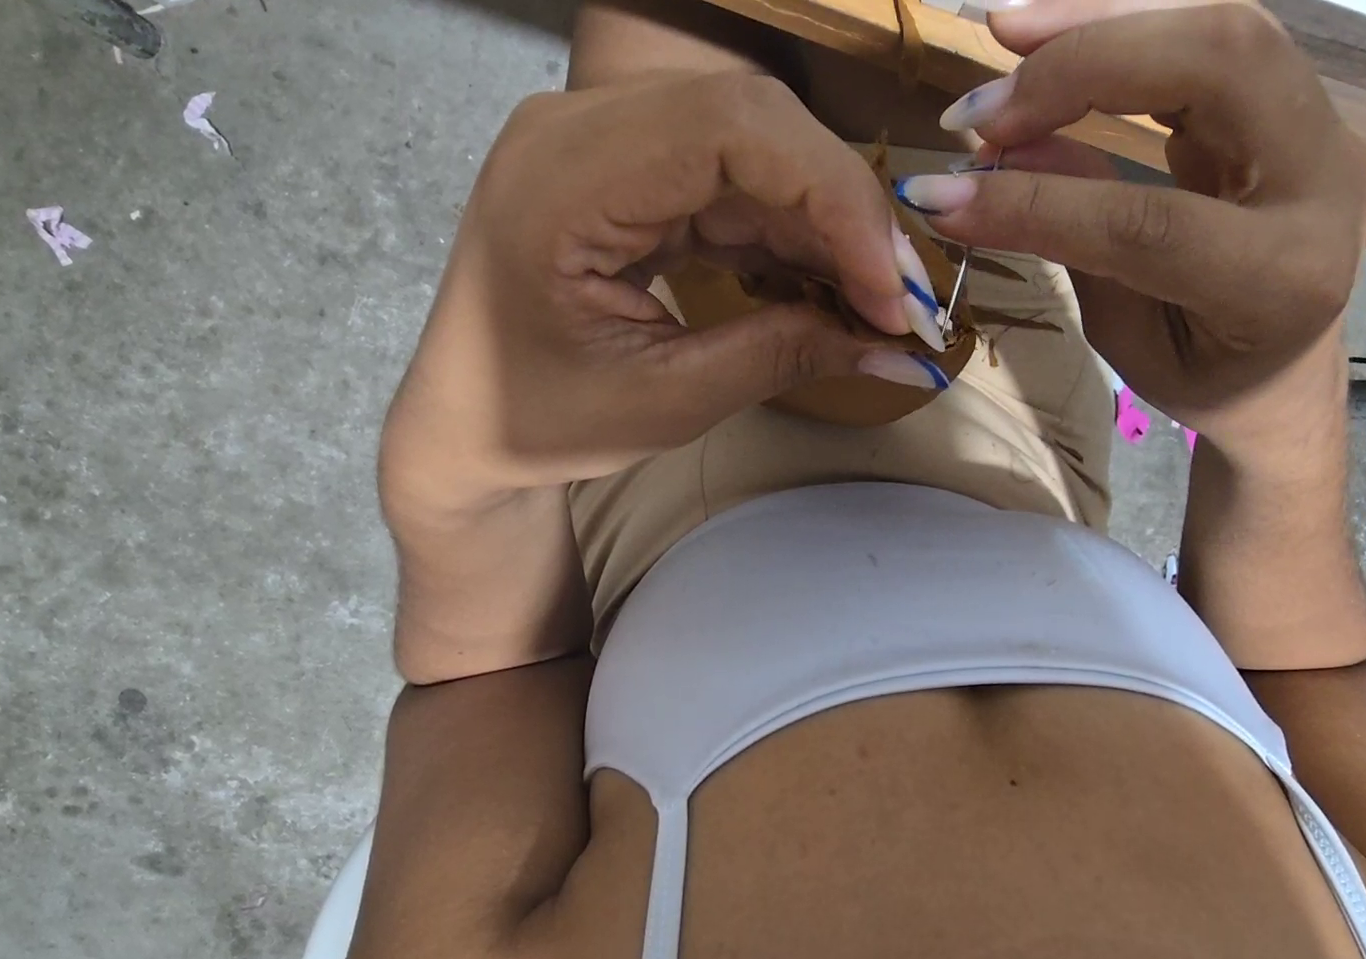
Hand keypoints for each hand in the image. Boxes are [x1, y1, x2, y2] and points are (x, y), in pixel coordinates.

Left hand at [382, 71, 940, 517]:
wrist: (463, 427)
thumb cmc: (537, 422)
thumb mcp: (666, 401)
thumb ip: (783, 356)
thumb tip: (902, 356)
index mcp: (566, 174)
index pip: (734, 129)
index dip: (833, 199)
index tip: (890, 292)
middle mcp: (583, 128)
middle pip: (755, 124)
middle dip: (843, 213)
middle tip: (899, 303)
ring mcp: (606, 143)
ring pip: (757, 150)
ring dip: (826, 227)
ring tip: (873, 305)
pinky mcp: (631, 174)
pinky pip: (734, 183)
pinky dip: (790, 234)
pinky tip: (826, 286)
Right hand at [893, 0, 1365, 460]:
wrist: (1284, 370)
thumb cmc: (1202, 376)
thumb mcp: (1128, 339)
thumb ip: (1076, 249)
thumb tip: (998, 164)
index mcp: (1281, 279)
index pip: (1147, 219)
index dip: (1037, 201)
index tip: (939, 194)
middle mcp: (1324, 182)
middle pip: (1219, 61)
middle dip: (1083, 65)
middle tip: (982, 110)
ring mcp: (1323, 128)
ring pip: (1221, 25)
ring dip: (1098, 20)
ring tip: (1004, 33)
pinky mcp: (1298, 100)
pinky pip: (1211, 35)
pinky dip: (1125, 23)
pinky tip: (1049, 32)